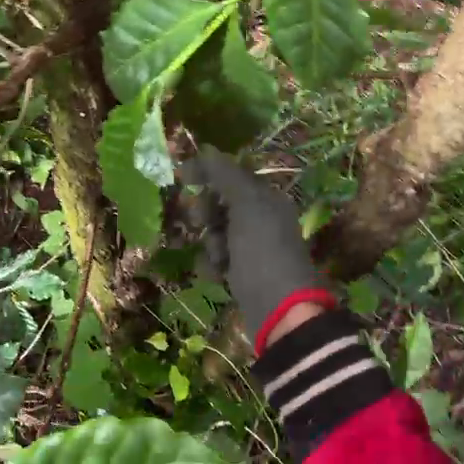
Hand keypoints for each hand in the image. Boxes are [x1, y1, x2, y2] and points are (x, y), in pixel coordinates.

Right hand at [181, 146, 325, 338]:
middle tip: (199, 221)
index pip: (232, 175)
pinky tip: (215, 274)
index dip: (207, 172)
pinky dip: (214, 264)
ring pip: (218, 232)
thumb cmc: (263, 253)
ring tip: (217, 257)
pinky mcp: (246, 275)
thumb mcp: (245, 206)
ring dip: (210, 241)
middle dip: (207, 211)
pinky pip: (220, 258)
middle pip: (222, 203)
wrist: (282, 314)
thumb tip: (206, 149)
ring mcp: (255, 248)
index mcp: (268, 199)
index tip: (181, 176)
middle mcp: (263, 220)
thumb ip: (225, 175)